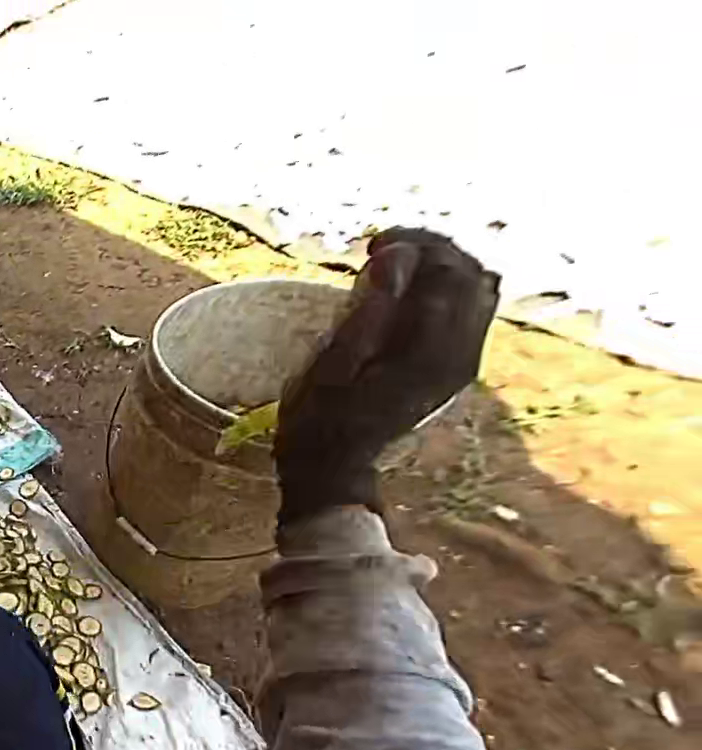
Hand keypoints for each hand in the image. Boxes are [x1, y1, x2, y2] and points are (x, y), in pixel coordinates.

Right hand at [275, 227, 499, 524]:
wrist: (331, 467)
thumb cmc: (314, 422)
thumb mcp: (326, 370)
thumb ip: (364, 315)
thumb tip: (391, 259)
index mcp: (430, 351)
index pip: (446, 274)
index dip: (416, 246)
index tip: (370, 241)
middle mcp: (461, 351)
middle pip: (470, 276)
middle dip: (432, 251)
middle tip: (382, 246)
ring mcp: (462, 361)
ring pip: (476, 292)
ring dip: (441, 269)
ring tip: (395, 265)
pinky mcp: (452, 367)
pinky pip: (467, 313)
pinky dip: (442, 292)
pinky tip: (407, 295)